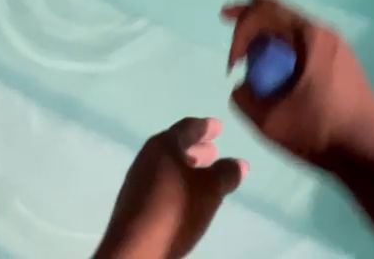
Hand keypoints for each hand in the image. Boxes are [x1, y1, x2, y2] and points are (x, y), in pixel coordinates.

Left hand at [94, 117, 246, 258]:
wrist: (134, 249)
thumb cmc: (175, 210)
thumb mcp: (210, 191)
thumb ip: (226, 174)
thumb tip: (240, 163)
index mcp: (164, 144)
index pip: (188, 127)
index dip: (205, 127)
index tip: (219, 127)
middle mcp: (148, 155)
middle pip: (175, 145)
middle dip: (196, 148)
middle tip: (213, 151)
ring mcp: (137, 178)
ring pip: (167, 165)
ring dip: (186, 167)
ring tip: (202, 176)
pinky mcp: (133, 201)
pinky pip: (159, 182)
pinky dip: (175, 182)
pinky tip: (185, 196)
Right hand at [222, 0, 373, 170]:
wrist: (373, 157)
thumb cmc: (322, 133)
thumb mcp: (271, 121)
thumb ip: (244, 98)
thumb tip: (242, 85)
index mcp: (311, 36)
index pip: (267, 9)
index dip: (240, 26)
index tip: (231, 62)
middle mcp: (326, 33)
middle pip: (280, 16)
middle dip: (251, 28)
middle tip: (233, 45)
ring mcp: (338, 49)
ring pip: (293, 33)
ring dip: (269, 44)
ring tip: (253, 68)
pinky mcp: (344, 67)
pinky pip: (306, 49)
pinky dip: (286, 56)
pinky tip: (279, 81)